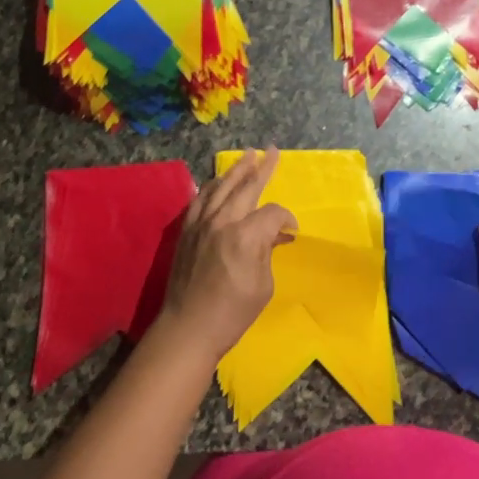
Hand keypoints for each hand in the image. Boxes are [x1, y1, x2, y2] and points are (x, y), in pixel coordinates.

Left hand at [158, 149, 297, 360]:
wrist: (188, 327)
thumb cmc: (232, 313)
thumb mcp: (263, 286)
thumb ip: (267, 253)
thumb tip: (274, 237)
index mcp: (246, 236)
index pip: (272, 213)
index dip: (286, 219)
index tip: (292, 231)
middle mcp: (222, 221)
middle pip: (245, 187)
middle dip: (261, 168)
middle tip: (272, 151)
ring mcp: (201, 223)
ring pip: (220, 187)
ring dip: (236, 170)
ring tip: (248, 155)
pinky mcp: (186, 230)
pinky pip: (201, 199)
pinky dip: (212, 187)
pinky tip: (218, 182)